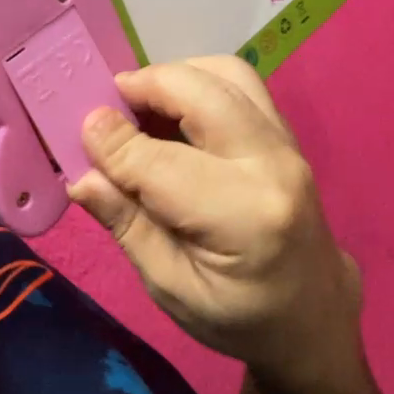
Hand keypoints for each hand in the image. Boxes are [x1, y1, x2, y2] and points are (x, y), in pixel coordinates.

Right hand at [69, 57, 365, 393]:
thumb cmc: (239, 318)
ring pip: (225, 74)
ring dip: (173, 77)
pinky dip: (197, 82)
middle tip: (104, 105)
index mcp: (243, 217)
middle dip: (143, 86)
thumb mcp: (171, 288)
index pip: (161, 161)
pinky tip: (171, 111)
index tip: (78, 130)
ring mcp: (286, 145)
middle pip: (200, 93)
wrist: (315, 319)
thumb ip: (127, 226)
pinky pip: (240, 84)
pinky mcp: (285, 135)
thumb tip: (81, 175)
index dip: (112, 141)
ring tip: (138, 104)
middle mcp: (271, 167)